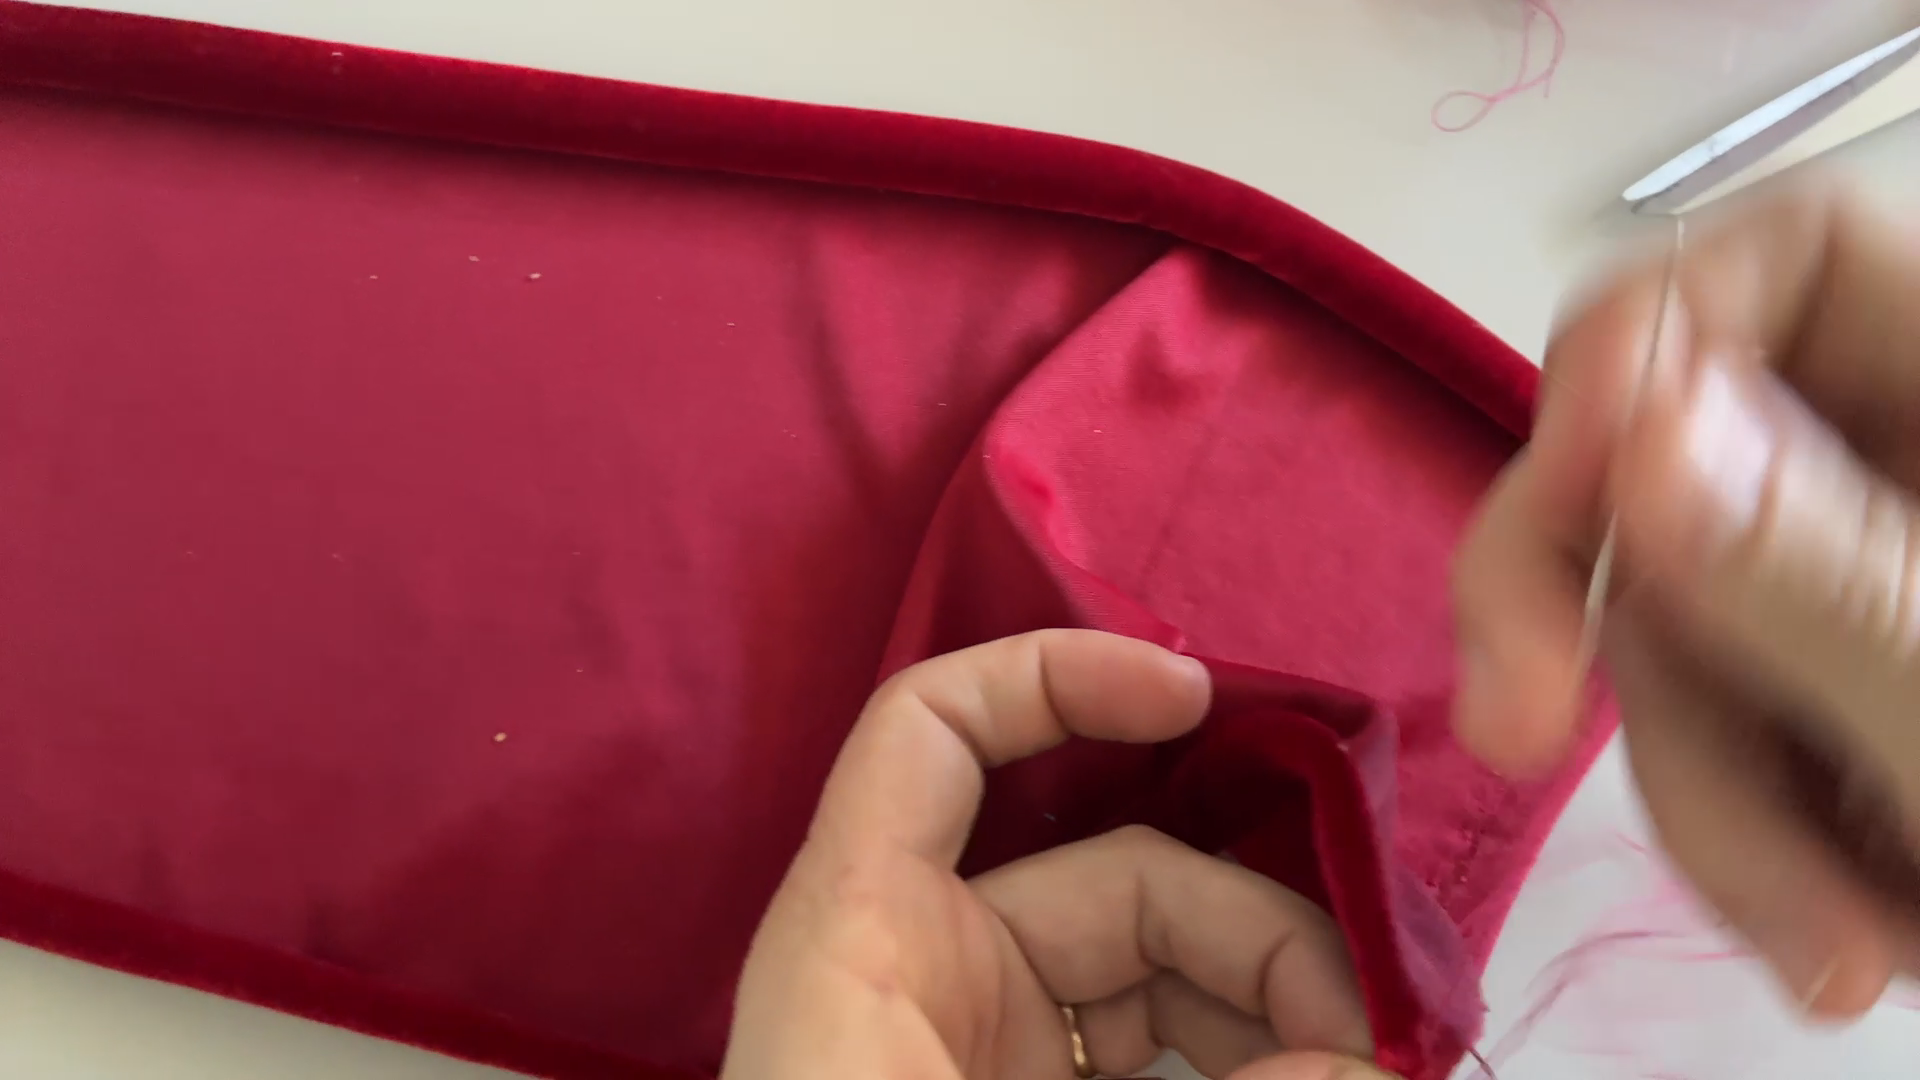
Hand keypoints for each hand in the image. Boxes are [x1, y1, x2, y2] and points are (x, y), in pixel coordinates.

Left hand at [720, 629, 1387, 1079]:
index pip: (931, 724)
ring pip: (1147, 948)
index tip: (1192, 693)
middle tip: (1383, 1017)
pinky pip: (1150, 1030)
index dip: (1052, 675)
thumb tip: (1373, 1074)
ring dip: (1268, 999)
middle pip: (1101, 857)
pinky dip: (1238, 1054)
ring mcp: (981, 1027)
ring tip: (1371, 1073)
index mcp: (863, 931)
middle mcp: (921, 954)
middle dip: (1247, 915)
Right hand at [1452, 178, 1919, 1018]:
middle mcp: (1900, 475)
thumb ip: (1835, 576)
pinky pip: (1688, 715)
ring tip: (1825, 947)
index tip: (1576, 480)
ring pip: (1653, 626)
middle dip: (1556, 608)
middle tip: (1511, 732)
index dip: (1639, 345)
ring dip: (1697, 789)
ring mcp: (1839, 583)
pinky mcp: (1809, 685)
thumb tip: (1635, 442)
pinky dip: (1729, 831)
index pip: (1782, 266)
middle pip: (1644, 470)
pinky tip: (1825, 929)